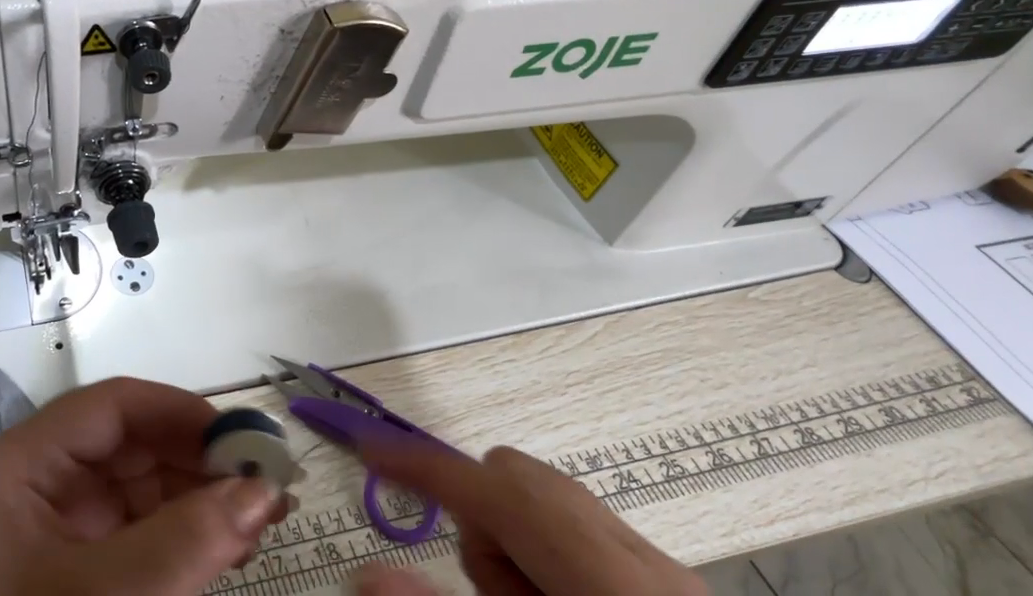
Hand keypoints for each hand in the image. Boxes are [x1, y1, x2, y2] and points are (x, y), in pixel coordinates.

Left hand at [0, 377, 285, 595]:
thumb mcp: (109, 591)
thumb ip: (186, 540)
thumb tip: (263, 490)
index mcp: (28, 460)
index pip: (113, 406)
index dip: (181, 411)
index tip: (245, 437)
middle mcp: (46, 476)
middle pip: (134, 441)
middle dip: (202, 458)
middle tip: (269, 482)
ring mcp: (65, 518)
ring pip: (146, 481)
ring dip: (205, 495)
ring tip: (264, 518)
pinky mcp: (84, 559)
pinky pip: (146, 525)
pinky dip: (191, 531)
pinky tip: (233, 544)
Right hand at [350, 441, 707, 595]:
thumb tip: (370, 578)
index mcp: (618, 584)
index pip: (503, 492)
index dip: (428, 467)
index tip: (368, 451)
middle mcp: (648, 564)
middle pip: (524, 485)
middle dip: (482, 527)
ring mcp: (664, 573)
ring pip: (549, 506)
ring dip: (513, 549)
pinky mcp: (664, 586)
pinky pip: (576, 535)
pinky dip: (543, 561)